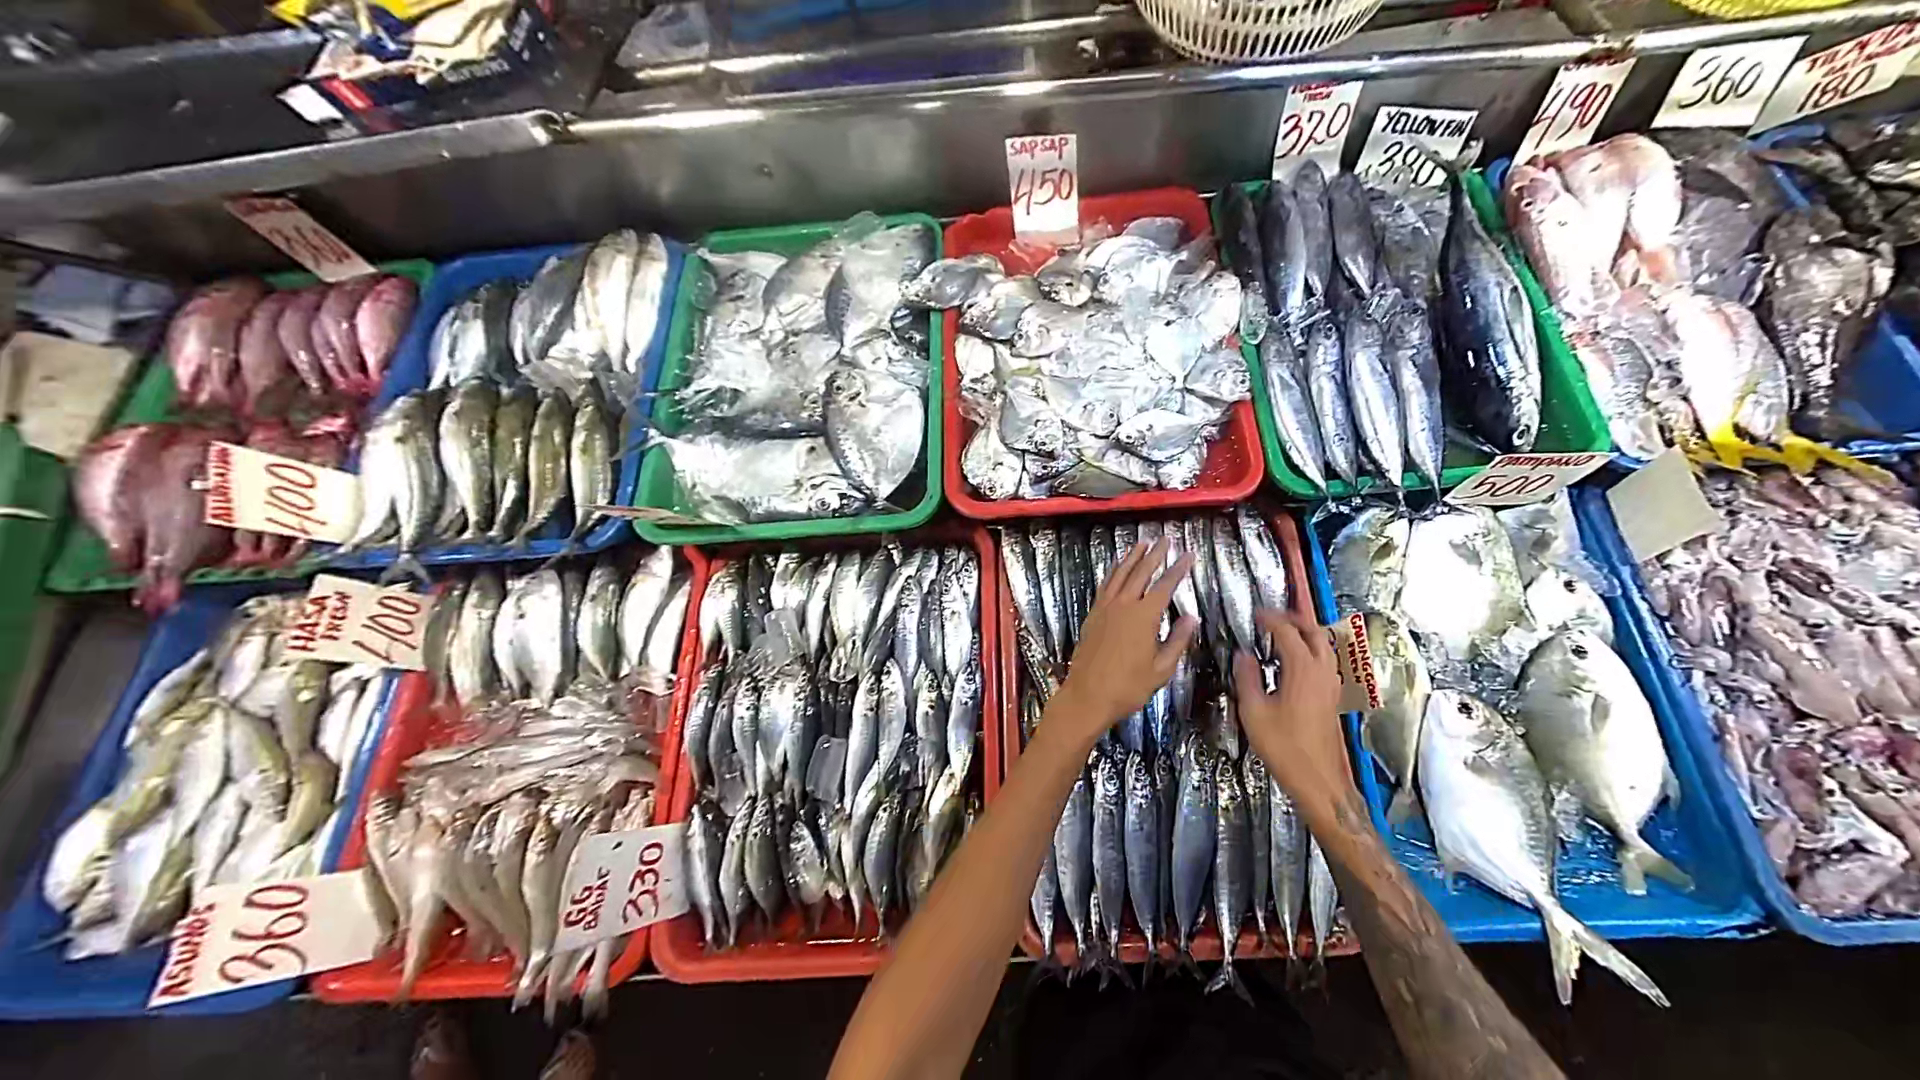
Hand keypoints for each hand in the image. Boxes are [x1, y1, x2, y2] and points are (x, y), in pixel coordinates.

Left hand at [1052, 538, 1198, 746]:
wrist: (1087, 695)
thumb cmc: (1128, 687)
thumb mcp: (1161, 669)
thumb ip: (1177, 641)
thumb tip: (1190, 617)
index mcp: (1144, 617)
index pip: (1165, 585)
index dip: (1178, 568)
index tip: (1188, 554)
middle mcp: (1123, 606)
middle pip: (1141, 572)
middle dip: (1154, 554)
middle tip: (1165, 539)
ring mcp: (1104, 608)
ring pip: (1119, 574)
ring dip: (1131, 557)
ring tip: (1141, 543)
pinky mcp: (1092, 615)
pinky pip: (1104, 585)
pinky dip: (1113, 572)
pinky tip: (1116, 568)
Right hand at [1234, 608, 1353, 824]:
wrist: (1318, 780)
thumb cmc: (1284, 748)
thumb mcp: (1253, 712)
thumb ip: (1247, 679)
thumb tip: (1243, 657)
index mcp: (1303, 670)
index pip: (1288, 632)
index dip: (1271, 619)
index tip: (1257, 614)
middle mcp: (1323, 672)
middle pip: (1315, 632)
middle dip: (1294, 618)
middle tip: (1272, 617)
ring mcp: (1332, 685)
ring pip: (1325, 646)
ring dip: (1306, 633)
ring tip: (1285, 632)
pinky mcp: (1334, 698)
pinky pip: (1326, 661)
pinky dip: (1312, 650)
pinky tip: (1296, 662)